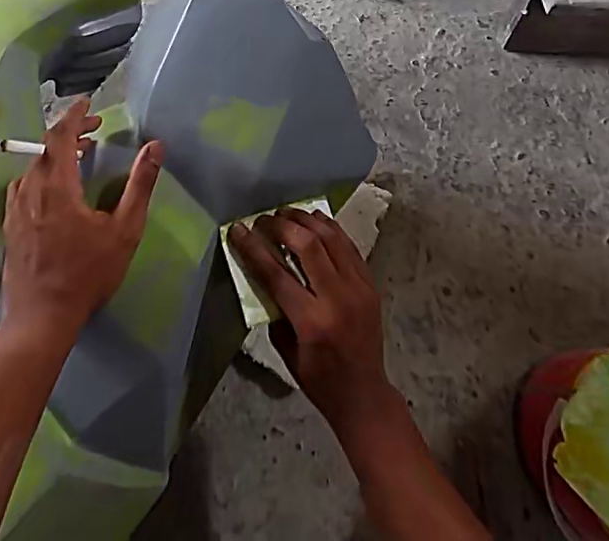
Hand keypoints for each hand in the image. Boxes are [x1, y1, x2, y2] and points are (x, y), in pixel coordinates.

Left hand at [1, 99, 162, 344]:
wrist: (41, 318)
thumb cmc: (87, 274)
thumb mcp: (124, 230)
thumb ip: (140, 185)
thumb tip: (156, 147)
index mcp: (55, 186)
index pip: (60, 135)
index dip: (74, 114)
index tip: (89, 102)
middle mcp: (29, 189)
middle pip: (46, 147)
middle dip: (71, 132)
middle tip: (95, 130)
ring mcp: (15, 207)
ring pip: (34, 165)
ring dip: (57, 153)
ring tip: (81, 155)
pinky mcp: (10, 223)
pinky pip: (25, 184)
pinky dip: (43, 172)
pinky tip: (57, 187)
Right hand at [229, 207, 396, 435]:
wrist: (365, 395)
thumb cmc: (318, 378)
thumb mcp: (285, 349)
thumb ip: (274, 307)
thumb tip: (261, 270)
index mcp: (312, 321)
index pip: (276, 273)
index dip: (253, 248)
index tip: (238, 229)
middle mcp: (338, 299)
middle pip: (308, 245)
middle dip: (281, 226)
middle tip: (264, 219)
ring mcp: (359, 289)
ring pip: (331, 238)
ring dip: (306, 220)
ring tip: (286, 212)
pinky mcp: (370, 285)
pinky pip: (348, 246)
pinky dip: (330, 228)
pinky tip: (315, 220)